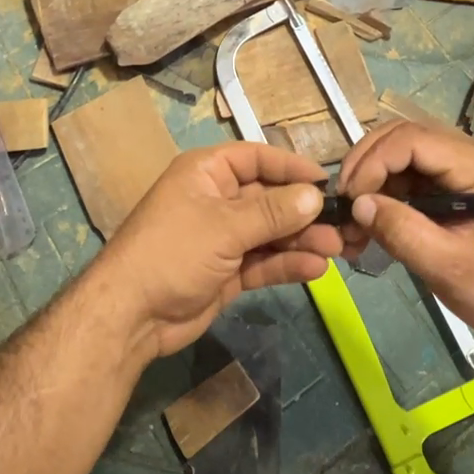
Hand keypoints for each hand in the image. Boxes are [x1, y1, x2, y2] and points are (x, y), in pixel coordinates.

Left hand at [85, 142, 343, 359]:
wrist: (131, 315)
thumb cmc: (173, 251)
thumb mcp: (225, 226)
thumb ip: (273, 212)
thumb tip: (315, 195)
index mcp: (206, 173)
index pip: (256, 159)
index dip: (290, 167)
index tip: (326, 180)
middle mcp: (215, 199)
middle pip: (268, 198)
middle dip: (303, 211)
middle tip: (342, 225)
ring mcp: (220, 238)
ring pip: (269, 232)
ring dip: (300, 239)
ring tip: (337, 249)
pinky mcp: (225, 272)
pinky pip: (262, 261)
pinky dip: (285, 263)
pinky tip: (314, 269)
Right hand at [336, 121, 473, 345]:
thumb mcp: (454, 268)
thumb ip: (405, 233)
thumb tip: (358, 205)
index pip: (410, 139)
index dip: (373, 162)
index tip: (352, 200)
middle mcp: (463, 157)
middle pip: (399, 138)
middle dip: (364, 166)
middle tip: (342, 204)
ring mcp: (453, 173)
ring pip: (396, 157)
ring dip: (369, 183)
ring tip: (351, 222)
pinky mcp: (445, 192)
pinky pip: (403, 180)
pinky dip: (380, 198)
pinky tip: (366, 227)